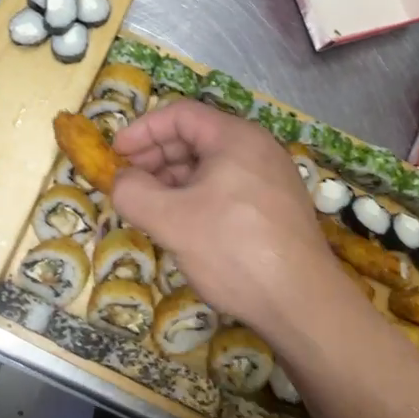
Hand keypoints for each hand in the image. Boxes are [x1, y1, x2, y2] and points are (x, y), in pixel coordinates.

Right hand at [111, 100, 340, 330]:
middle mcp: (257, 149)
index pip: (180, 114)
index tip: (116, 154)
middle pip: (196, 137)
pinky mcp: (276, 208)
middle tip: (128, 182)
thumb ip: (134, 193)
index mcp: (235, 137)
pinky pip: (228, 187)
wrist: (302, 303)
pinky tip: (183, 224)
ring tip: (150, 206)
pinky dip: (198, 196)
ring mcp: (271, 178)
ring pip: (212, 165)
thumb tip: (121, 181)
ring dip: (174, 179)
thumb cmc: (233, 249)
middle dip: (156, 156)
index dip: (142, 129)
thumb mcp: (172, 220)